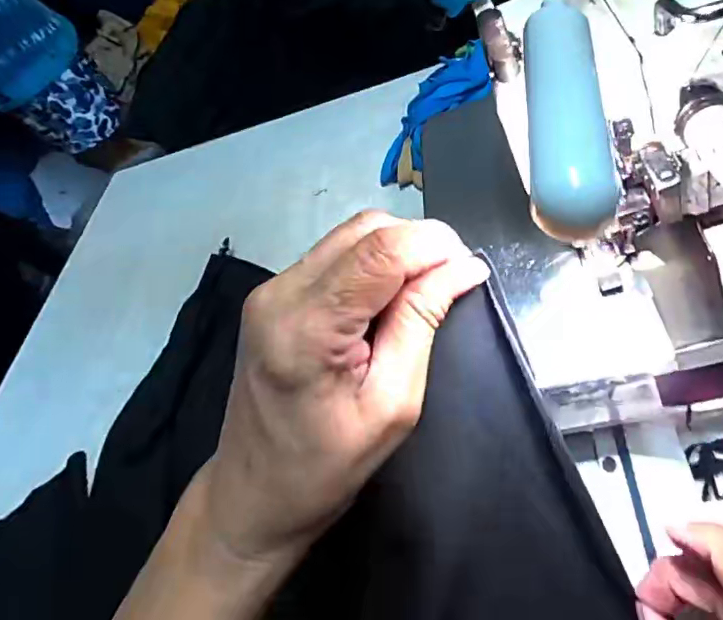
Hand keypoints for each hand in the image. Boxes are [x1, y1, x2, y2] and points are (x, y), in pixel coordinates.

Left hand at [201, 211, 489, 568]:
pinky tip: (387, 294)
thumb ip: (423, 321)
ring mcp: (272, 286)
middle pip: (366, 229)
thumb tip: (463, 267)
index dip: (433, 245)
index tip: (468, 266)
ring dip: (397, 248)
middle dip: (419, 242)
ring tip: (422, 287)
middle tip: (450, 278)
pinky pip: (336, 251)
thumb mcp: (393, 404)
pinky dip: (373, 259)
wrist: (253, 494)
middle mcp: (282, 291)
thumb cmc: (325, 466)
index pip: (380, 251)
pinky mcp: (274, 290)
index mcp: (308, 326)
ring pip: (352, 233)